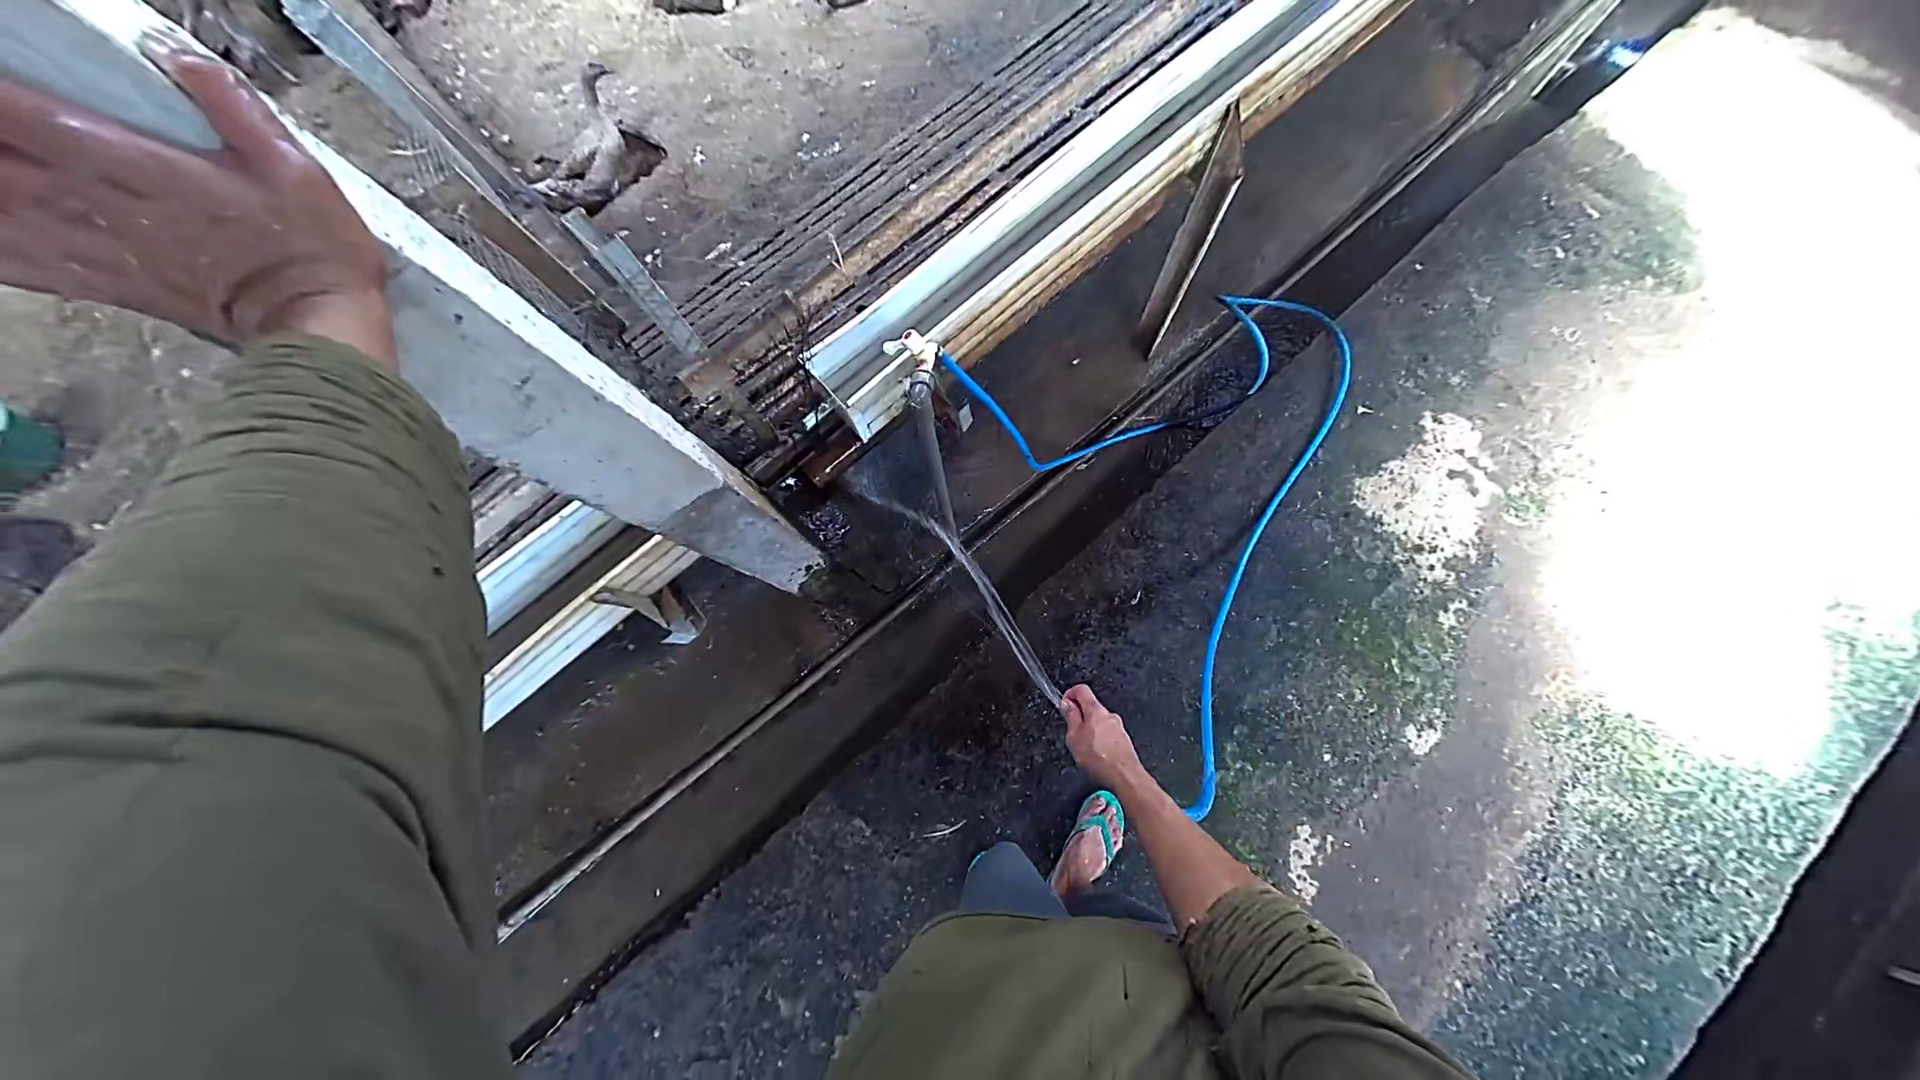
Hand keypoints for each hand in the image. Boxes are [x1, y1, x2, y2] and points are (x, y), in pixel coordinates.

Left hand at [0, 41, 397, 367]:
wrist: (325, 325)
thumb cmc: (315, 250)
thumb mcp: (298, 170)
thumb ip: (236, 107)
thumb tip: (177, 55)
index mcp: (130, 163)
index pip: (10, 105)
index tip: (10, 78)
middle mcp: (90, 201)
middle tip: (14, 126)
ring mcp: (89, 246)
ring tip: (14, 170)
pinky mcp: (102, 283)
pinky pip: (7, 259)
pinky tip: (6, 220)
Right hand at [1061, 684, 1152, 794]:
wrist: (1124, 776)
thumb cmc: (1099, 758)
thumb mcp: (1074, 737)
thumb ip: (1070, 717)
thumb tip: (1066, 703)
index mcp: (1095, 710)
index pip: (1081, 689)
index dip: (1070, 694)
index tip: (1064, 706)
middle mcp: (1109, 714)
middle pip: (1091, 705)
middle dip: (1079, 715)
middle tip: (1071, 731)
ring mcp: (1118, 726)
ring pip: (1099, 720)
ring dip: (1089, 728)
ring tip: (1084, 746)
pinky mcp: (1122, 739)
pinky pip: (1107, 732)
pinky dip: (1099, 738)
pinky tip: (1096, 753)